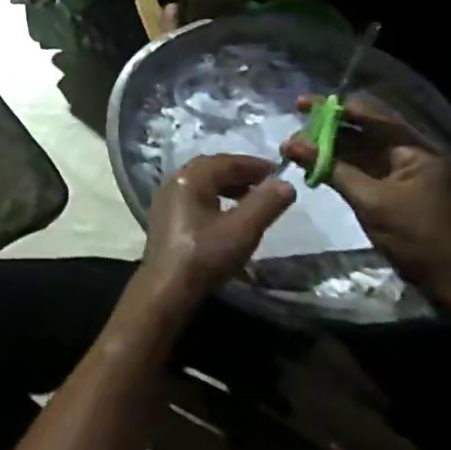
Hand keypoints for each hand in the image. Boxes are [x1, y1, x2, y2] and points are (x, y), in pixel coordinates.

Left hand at [140, 154, 295, 309]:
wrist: (167, 288)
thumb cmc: (205, 255)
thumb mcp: (242, 230)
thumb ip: (265, 204)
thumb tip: (285, 183)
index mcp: (190, 178)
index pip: (225, 161)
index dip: (253, 164)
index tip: (278, 171)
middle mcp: (174, 182)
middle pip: (211, 168)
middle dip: (240, 173)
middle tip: (267, 183)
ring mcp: (166, 199)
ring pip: (201, 183)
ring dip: (228, 185)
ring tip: (252, 198)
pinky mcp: (165, 217)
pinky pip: (194, 196)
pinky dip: (215, 197)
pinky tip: (228, 214)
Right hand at [281, 94, 450, 296]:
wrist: (450, 282)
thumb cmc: (416, 236)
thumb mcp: (371, 200)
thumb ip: (331, 168)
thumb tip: (291, 145)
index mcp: (414, 150)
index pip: (370, 116)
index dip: (334, 108)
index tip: (301, 104)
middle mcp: (407, 154)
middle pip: (360, 130)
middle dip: (325, 128)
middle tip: (294, 129)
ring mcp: (398, 172)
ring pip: (355, 149)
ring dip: (326, 147)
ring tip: (294, 148)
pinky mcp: (388, 189)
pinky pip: (356, 167)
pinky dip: (334, 164)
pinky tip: (310, 164)